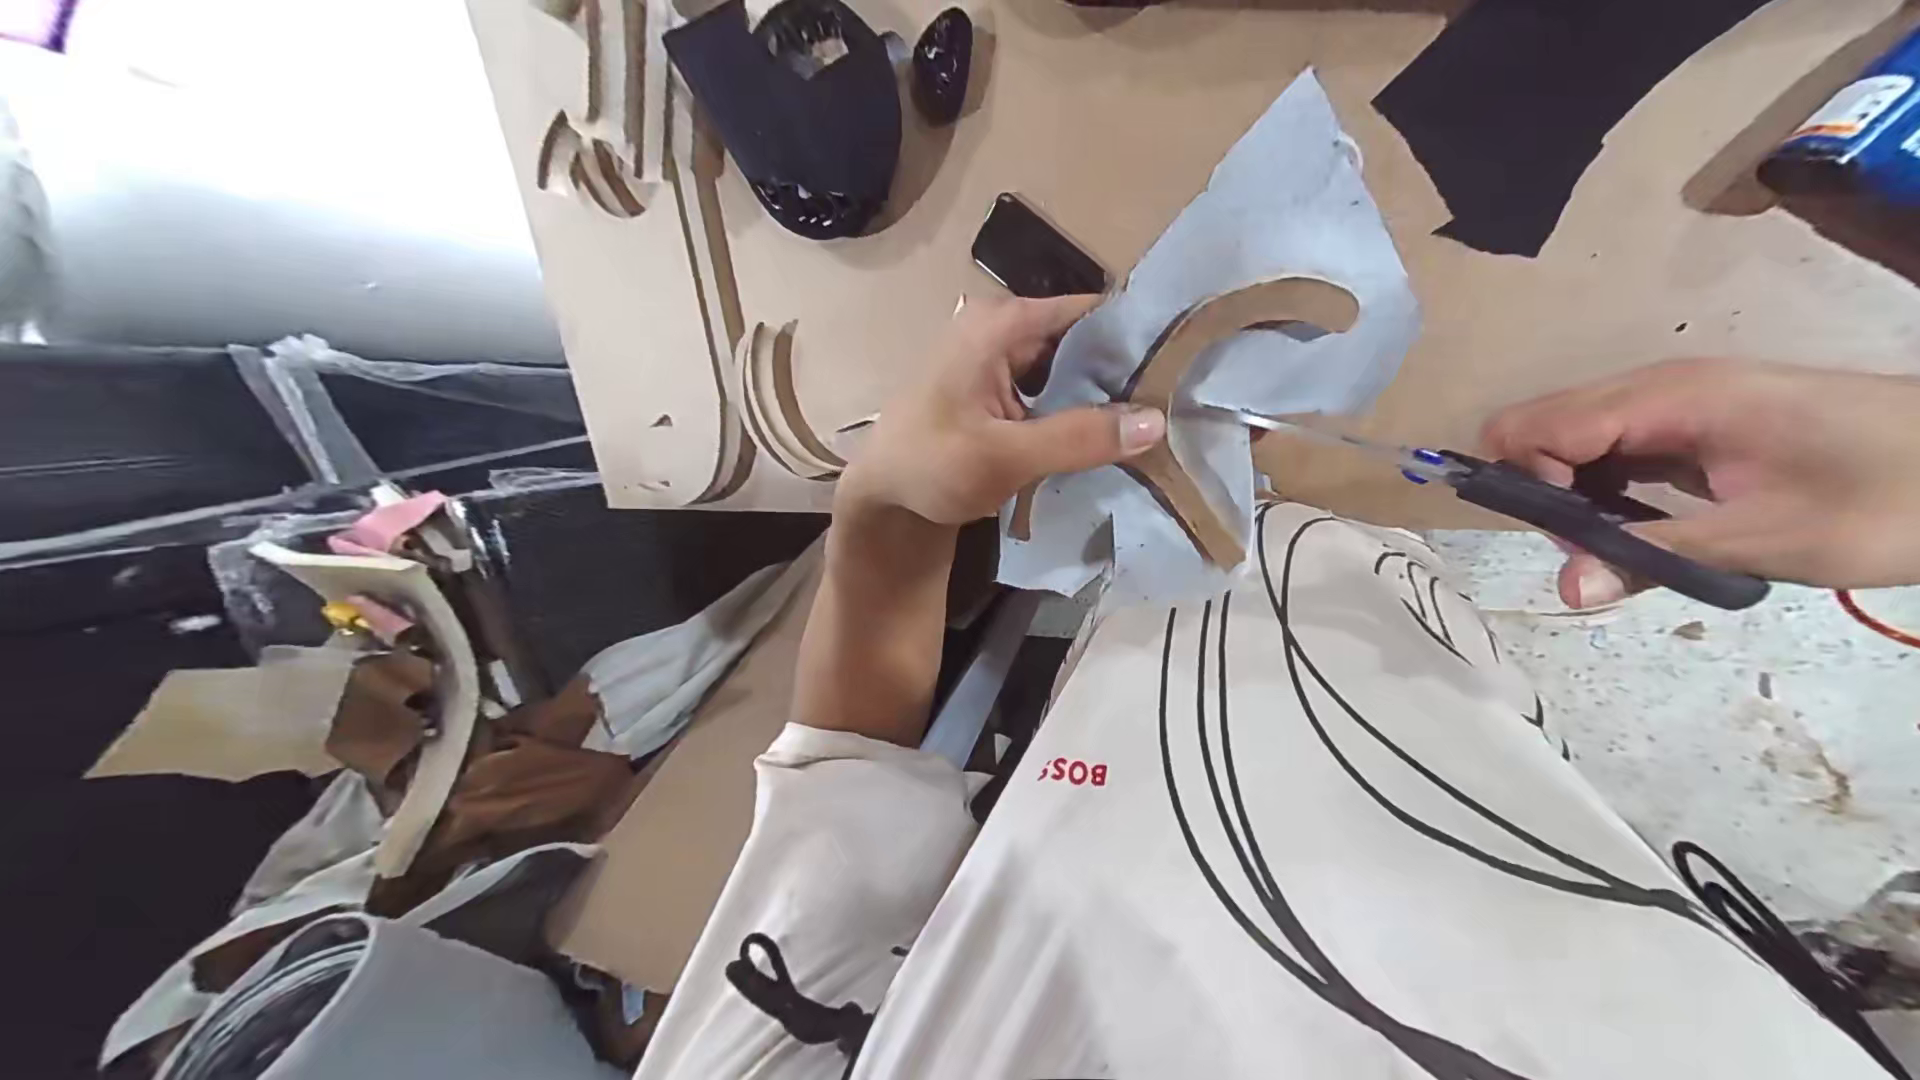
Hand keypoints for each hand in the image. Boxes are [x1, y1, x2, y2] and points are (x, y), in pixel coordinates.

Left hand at [837, 294, 1166, 524]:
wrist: (879, 497)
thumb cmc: (928, 466)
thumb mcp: (1003, 455)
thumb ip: (1077, 438)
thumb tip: (1156, 421)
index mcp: (999, 325)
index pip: (1089, 313)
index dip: (1136, 336)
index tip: (1184, 366)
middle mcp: (1002, 331)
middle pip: (1081, 342)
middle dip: (1123, 373)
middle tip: (1178, 406)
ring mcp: (999, 363)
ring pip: (1068, 372)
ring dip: (1102, 398)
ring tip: (1156, 424)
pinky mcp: (998, 394)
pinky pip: (1050, 395)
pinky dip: (1076, 414)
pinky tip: (1109, 439)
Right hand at [1480, 358, 1919, 606]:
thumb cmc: (1898, 499)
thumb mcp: (1770, 541)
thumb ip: (1652, 557)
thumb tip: (1567, 591)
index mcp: (1671, 400)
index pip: (1538, 429)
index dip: (1530, 481)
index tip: (1569, 531)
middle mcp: (1654, 386)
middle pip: (1533, 423)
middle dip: (1533, 482)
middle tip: (1581, 533)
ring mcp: (1666, 398)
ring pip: (1556, 433)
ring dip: (1560, 485)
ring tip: (1608, 530)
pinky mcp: (1678, 416)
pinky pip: (1595, 441)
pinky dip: (1589, 480)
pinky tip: (1628, 513)